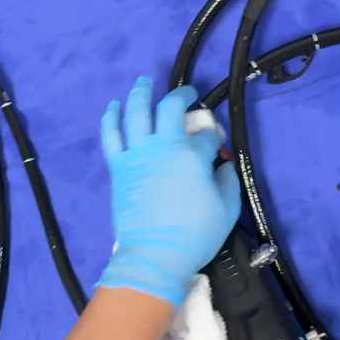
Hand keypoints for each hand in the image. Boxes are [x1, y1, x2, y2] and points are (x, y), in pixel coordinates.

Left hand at [96, 77, 240, 306]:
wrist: (154, 256)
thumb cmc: (194, 235)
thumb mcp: (227, 209)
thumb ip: (228, 181)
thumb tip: (223, 166)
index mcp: (193, 155)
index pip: (206, 134)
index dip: (213, 135)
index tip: (215, 142)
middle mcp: (164, 146)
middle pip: (170, 108)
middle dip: (182, 96)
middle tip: (187, 94)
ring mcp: (137, 154)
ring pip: (136, 112)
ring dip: (141, 93)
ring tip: (144, 82)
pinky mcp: (119, 166)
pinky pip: (112, 134)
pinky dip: (112, 117)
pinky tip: (114, 106)